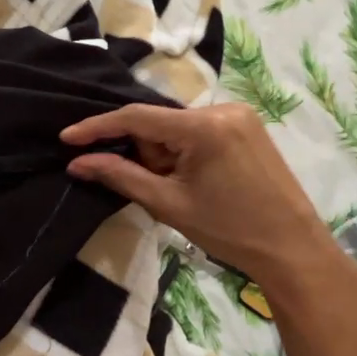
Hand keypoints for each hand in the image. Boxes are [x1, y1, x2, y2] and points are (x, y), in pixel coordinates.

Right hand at [61, 103, 343, 296]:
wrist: (290, 246)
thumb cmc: (227, 229)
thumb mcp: (166, 203)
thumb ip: (119, 176)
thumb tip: (78, 163)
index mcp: (204, 127)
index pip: (136, 118)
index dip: (97, 127)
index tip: (66, 138)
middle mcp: (222, 109)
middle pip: (157, 122)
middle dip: (140, 150)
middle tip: (145, 185)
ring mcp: (238, 115)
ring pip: (175, 128)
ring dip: (161, 153)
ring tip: (174, 189)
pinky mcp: (247, 126)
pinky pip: (196, 130)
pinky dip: (180, 151)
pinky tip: (189, 179)